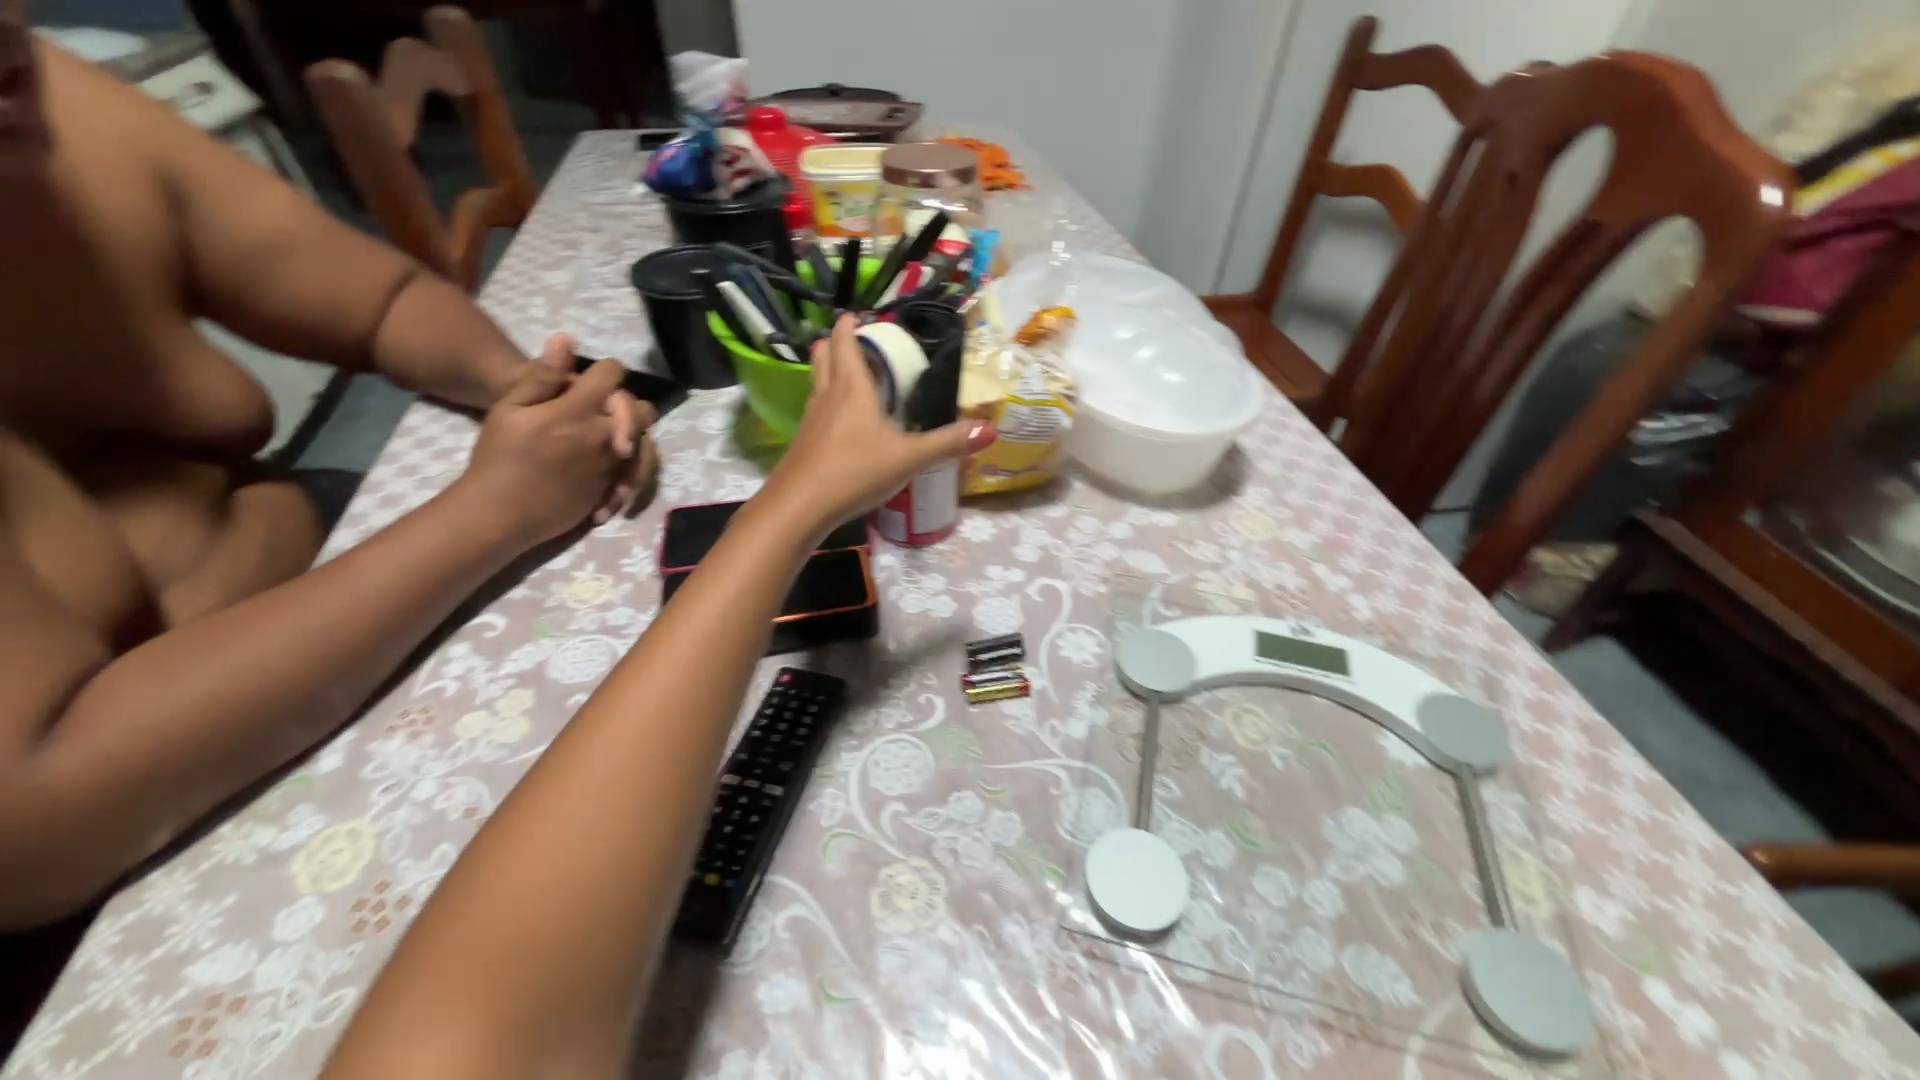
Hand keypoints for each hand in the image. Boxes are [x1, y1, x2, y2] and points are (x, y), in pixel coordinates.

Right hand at [460, 339, 655, 544]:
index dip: (605, 371)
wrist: (500, 513)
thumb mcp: (509, 409)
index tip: (590, 378)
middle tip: (600, 410)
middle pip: (641, 409)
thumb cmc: (498, 458)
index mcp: (577, 411)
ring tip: (610, 437)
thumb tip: (566, 340)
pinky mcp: (614, 490)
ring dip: (634, 435)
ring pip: (647, 442)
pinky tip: (611, 465)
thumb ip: (542, 376)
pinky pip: (638, 472)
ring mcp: (613, 466)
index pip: (612, 375)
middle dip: (625, 404)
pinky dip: (631, 465)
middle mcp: (604, 437)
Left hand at [760, 315, 993, 533]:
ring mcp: (810, 421)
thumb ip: (948, 444)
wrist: (799, 506)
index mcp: (853, 388)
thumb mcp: (909, 458)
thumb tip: (990, 430)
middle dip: (834, 345)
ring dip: (827, 374)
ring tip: (845, 376)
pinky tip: (839, 426)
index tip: (856, 316)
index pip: (845, 344)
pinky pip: (815, 414)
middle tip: (849, 341)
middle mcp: (827, 397)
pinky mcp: (802, 445)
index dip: (849, 327)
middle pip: (823, 358)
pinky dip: (826, 407)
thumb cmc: (855, 471)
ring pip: (816, 385)